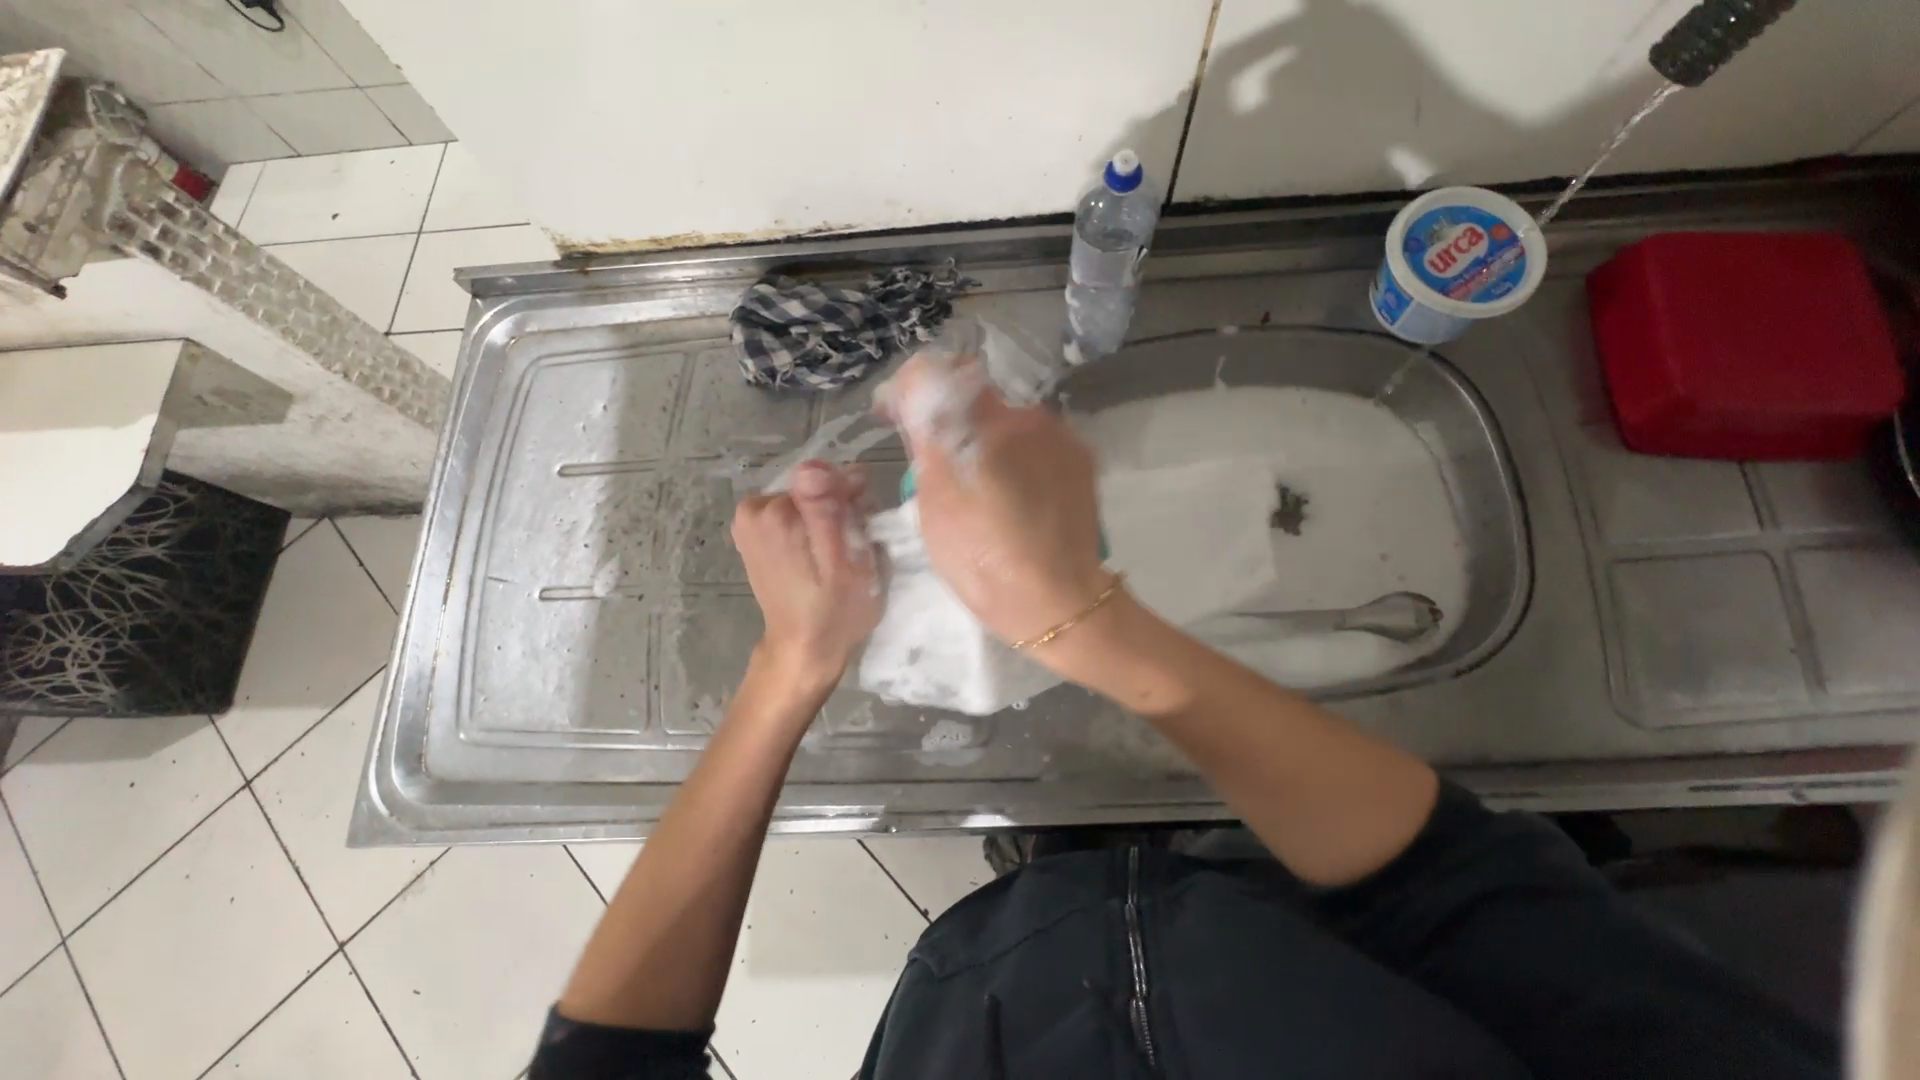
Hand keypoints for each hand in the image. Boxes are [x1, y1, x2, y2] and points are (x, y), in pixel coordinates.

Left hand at [731, 461, 881, 693]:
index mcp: (775, 511)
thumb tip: (814, 467)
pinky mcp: (753, 535)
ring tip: (837, 557)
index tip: (860, 530)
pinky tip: (820, 557)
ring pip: (807, 501)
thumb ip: (826, 507)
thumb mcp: (845, 558)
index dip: (852, 500)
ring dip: (828, 521)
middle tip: (852, 548)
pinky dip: (811, 530)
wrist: (805, 647)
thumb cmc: (835, 608)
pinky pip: (794, 514)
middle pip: (815, 488)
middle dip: (839, 510)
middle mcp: (753, 509)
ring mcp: (749, 522)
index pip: (829, 476)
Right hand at [883, 349, 1111, 653]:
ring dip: (988, 443)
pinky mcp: (1080, 457)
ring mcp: (1056, 434)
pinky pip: (1037, 443)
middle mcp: (1020, 415)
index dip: (909, 390)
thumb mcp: (936, 508)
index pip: (932, 374)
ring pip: (1006, 423)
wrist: (1062, 601)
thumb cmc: (984, 563)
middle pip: (972, 398)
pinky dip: (1020, 459)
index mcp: (976, 426)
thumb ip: (927, 442)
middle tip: (941, 469)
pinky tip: (1019, 500)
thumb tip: (913, 398)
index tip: (898, 417)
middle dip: (951, 424)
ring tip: (986, 494)